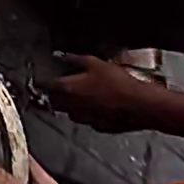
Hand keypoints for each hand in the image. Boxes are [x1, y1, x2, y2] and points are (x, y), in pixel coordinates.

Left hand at [47, 53, 164, 132]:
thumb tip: (59, 55)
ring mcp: (87, 119)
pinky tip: (94, 108)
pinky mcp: (101, 128)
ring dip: (69, 107)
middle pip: (55, 103)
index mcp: (68, 89)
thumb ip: (73, 59)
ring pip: (70, 114)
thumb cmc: (117, 81)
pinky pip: (87, 121)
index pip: (46, 87)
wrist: (143, 105)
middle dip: (53, 96)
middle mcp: (73, 107)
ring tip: (75, 98)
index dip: (42, 82)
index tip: (39, 79)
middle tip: (56, 88)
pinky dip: (87, 115)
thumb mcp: (93, 62)